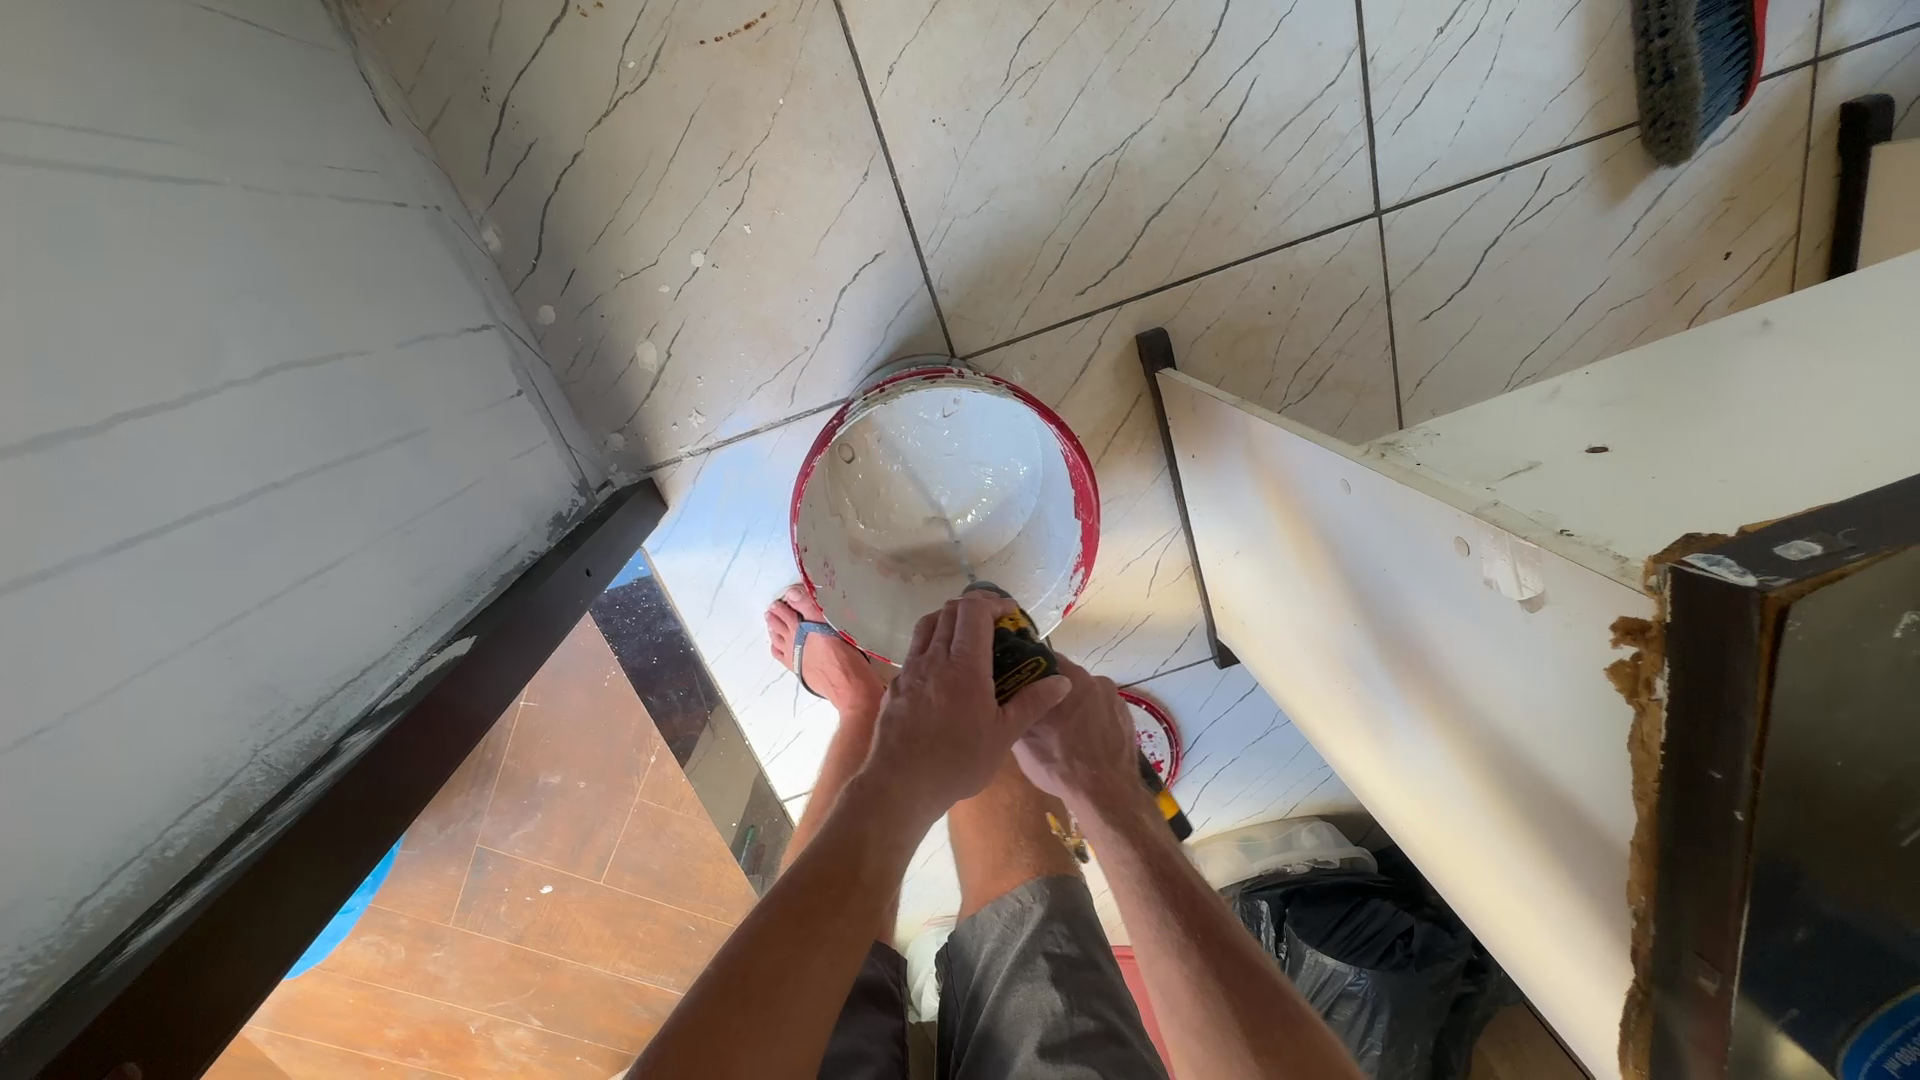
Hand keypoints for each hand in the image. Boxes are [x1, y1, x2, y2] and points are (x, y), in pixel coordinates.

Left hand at [766, 584, 881, 713]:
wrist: (848, 687)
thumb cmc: (846, 655)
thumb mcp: (832, 624)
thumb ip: (810, 607)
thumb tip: (791, 593)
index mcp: (803, 627)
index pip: (789, 609)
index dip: (788, 600)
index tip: (787, 593)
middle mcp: (793, 641)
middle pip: (780, 623)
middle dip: (777, 614)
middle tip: (774, 606)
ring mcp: (793, 656)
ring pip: (778, 638)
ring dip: (774, 628)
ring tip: (771, 622)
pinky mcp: (797, 669)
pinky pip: (779, 655)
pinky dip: (775, 647)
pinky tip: (776, 645)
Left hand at [860, 594, 1069, 823]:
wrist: (900, 784)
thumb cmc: (957, 762)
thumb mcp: (1003, 736)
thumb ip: (1032, 703)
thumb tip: (1062, 682)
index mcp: (964, 666)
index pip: (974, 613)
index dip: (993, 604)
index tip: (1010, 612)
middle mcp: (934, 658)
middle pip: (950, 611)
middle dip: (974, 607)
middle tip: (994, 620)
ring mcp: (910, 670)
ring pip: (928, 625)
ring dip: (949, 618)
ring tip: (967, 633)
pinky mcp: (896, 684)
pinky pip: (915, 650)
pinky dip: (932, 642)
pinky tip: (942, 666)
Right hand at [1012, 656, 1145, 816]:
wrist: (1107, 792)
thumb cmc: (1060, 766)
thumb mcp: (1024, 743)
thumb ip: (1018, 711)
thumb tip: (1009, 698)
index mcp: (1064, 680)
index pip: (1041, 659)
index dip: (1029, 670)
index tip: (1022, 684)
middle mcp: (1090, 679)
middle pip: (1065, 675)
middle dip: (1052, 688)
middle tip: (1043, 711)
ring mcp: (1111, 694)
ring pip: (1085, 690)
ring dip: (1074, 701)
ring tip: (1067, 728)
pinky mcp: (1125, 711)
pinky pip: (1102, 705)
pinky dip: (1093, 714)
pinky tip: (1086, 736)